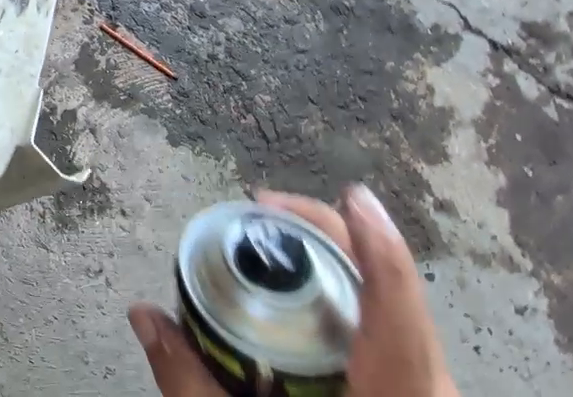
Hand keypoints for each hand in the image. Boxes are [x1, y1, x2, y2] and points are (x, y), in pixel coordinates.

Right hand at [128, 186, 459, 396]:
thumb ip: (192, 385)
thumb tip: (142, 313)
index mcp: (397, 394)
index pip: (397, 302)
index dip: (376, 241)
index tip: (350, 195)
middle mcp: (429, 392)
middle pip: (390, 292)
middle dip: (329, 238)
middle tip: (264, 214)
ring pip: (393, 314)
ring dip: (337, 268)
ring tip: (281, 246)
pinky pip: (393, 339)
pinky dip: (348, 305)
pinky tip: (307, 304)